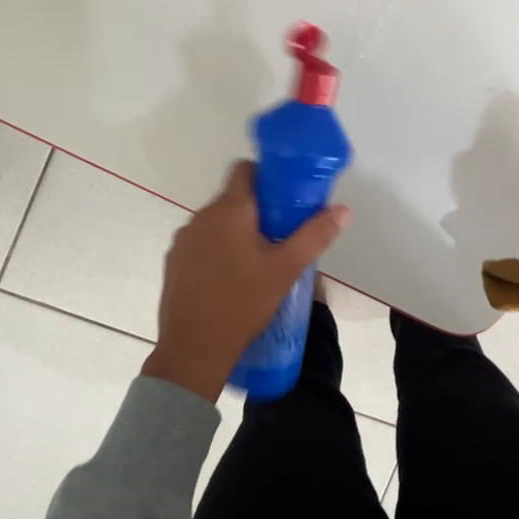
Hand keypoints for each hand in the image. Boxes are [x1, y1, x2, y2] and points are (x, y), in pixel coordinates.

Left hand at [143, 161, 350, 400]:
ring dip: (236, 232)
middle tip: (281, 234)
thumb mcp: (287, 270)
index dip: (266, 176)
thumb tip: (344, 210)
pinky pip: (201, 244)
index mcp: (229, 210)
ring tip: (258, 261)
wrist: (193, 349)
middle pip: (232, 198)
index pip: (244, 169)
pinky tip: (231, 279)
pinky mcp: (174, 262)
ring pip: (216, 222)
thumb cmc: (243, 303)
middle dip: (257, 210)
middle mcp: (201, 217)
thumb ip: (315, 235)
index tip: (285, 195)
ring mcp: (183, 240)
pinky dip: (217, 251)